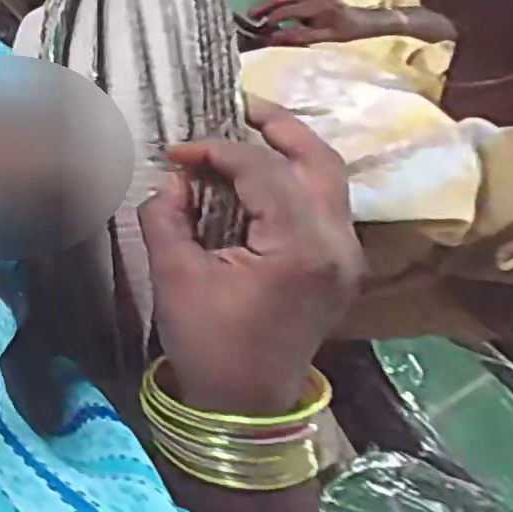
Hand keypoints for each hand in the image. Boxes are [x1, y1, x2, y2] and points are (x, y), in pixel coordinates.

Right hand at [138, 101, 363, 415]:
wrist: (244, 404)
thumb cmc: (206, 341)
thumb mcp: (173, 274)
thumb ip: (167, 217)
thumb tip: (174, 183)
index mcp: (299, 246)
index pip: (262, 170)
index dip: (214, 151)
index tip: (174, 152)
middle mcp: (337, 243)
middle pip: (319, 160)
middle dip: (276, 125)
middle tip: (235, 106)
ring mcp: (346, 255)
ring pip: (328, 179)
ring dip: (288, 150)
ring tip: (246, 131)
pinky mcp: (336, 266)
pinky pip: (321, 203)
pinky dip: (290, 179)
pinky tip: (256, 177)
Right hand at [247, 0, 400, 45]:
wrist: (368, 20)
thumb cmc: (346, 32)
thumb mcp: (322, 38)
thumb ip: (296, 37)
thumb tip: (271, 37)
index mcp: (316, 7)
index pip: (284, 12)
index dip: (269, 21)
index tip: (258, 31)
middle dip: (262, 7)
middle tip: (247, 17)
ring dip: (269, 5)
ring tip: (256, 15)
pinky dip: (279, 4)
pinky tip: (273, 12)